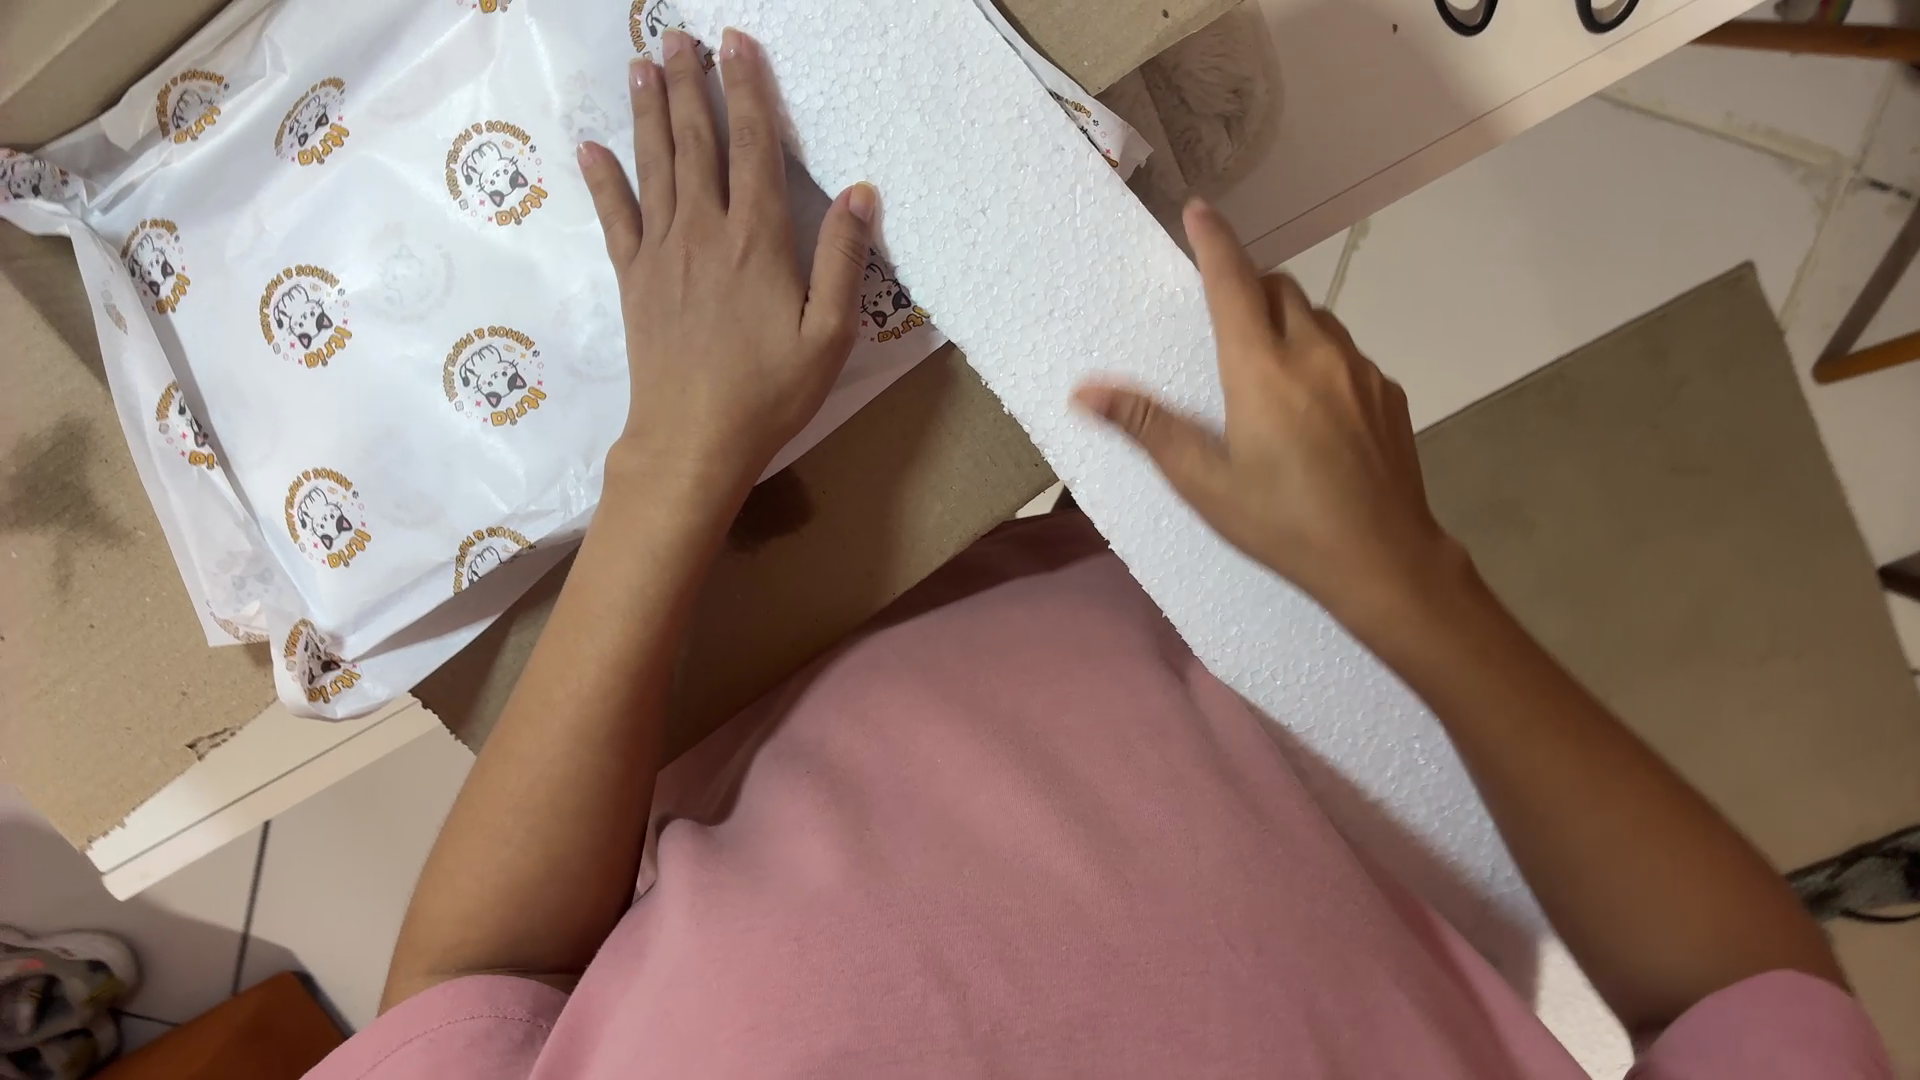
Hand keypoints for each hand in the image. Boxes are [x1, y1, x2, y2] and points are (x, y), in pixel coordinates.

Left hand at [578, 28, 875, 503]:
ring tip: (642, 65)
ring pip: (654, 166)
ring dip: (648, 112)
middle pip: (695, 142)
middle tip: (678, 37)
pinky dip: (603, 179)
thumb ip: (842, 261)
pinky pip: (615, 217)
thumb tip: (860, 193)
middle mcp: (704, 231)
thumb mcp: (830, 335)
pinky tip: (590, 148)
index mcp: (757, 240)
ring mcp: (662, 253)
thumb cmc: (772, 392)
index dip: (747, 91)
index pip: (753, 147)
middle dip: (689, 84)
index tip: (737, 44)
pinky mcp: (634, 280)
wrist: (695, 437)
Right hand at [1073, 200, 1465, 629]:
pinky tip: (1310, 409)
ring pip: (1317, 318)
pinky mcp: (1387, 394)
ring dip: (1285, 322)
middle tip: (1222, 320)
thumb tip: (1084, 392)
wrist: (1381, 559)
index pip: (1233, 281)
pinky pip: (1346, 353)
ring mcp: (1361, 371)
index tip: (1199, 209)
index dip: (1214, 240)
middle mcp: (1316, 354)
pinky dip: (1318, 357)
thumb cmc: (1280, 522)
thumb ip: (1147, 427)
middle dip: (1248, 286)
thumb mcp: (1202, 481)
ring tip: (1264, 369)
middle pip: (1279, 288)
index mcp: (1262, 368)